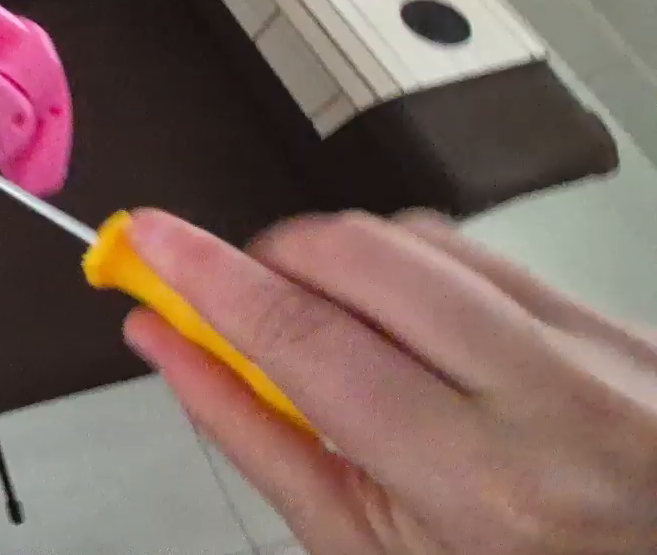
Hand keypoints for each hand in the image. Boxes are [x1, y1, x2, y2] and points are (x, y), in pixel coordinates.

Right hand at [122, 208, 656, 554]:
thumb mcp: (359, 544)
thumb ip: (244, 427)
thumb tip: (152, 334)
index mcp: (490, 485)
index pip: (304, 335)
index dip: (208, 272)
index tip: (145, 231)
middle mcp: (568, 403)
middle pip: (357, 253)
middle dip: (271, 255)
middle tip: (249, 299)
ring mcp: (616, 356)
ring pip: (410, 236)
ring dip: (334, 261)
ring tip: (338, 326)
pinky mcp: (627, 327)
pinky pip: (472, 249)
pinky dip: (404, 266)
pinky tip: (408, 326)